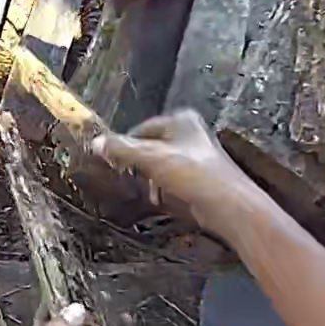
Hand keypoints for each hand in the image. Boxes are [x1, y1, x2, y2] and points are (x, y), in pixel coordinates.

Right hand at [91, 109, 257, 235]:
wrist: (229, 205)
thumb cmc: (192, 174)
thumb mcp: (151, 158)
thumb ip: (122, 150)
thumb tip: (95, 143)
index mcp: (181, 120)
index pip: (141, 129)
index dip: (125, 144)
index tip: (112, 160)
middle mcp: (190, 133)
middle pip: (151, 146)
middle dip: (138, 163)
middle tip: (127, 175)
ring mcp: (197, 156)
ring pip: (161, 164)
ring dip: (150, 178)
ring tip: (148, 191)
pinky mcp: (201, 177)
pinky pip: (172, 179)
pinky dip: (164, 188)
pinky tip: (161, 198)